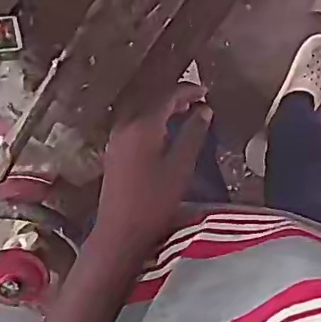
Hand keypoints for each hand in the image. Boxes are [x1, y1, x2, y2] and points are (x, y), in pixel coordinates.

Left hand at [92, 84, 212, 260]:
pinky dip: (152, 119)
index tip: (207, 92)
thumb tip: (204, 110)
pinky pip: (134, 123)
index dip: (189, 90)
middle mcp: (125, 125)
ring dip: (163, 107)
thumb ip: (193, 134)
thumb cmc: (155, 201)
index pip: (167, 96)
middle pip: (151, 99)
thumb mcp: (181, 166)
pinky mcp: (113, 151)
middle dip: (175, 96)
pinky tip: (165, 130)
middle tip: (198, 99)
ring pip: (141, 110)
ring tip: (185, 112)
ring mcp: (116, 138)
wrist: (120, 230)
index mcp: (143, 125)